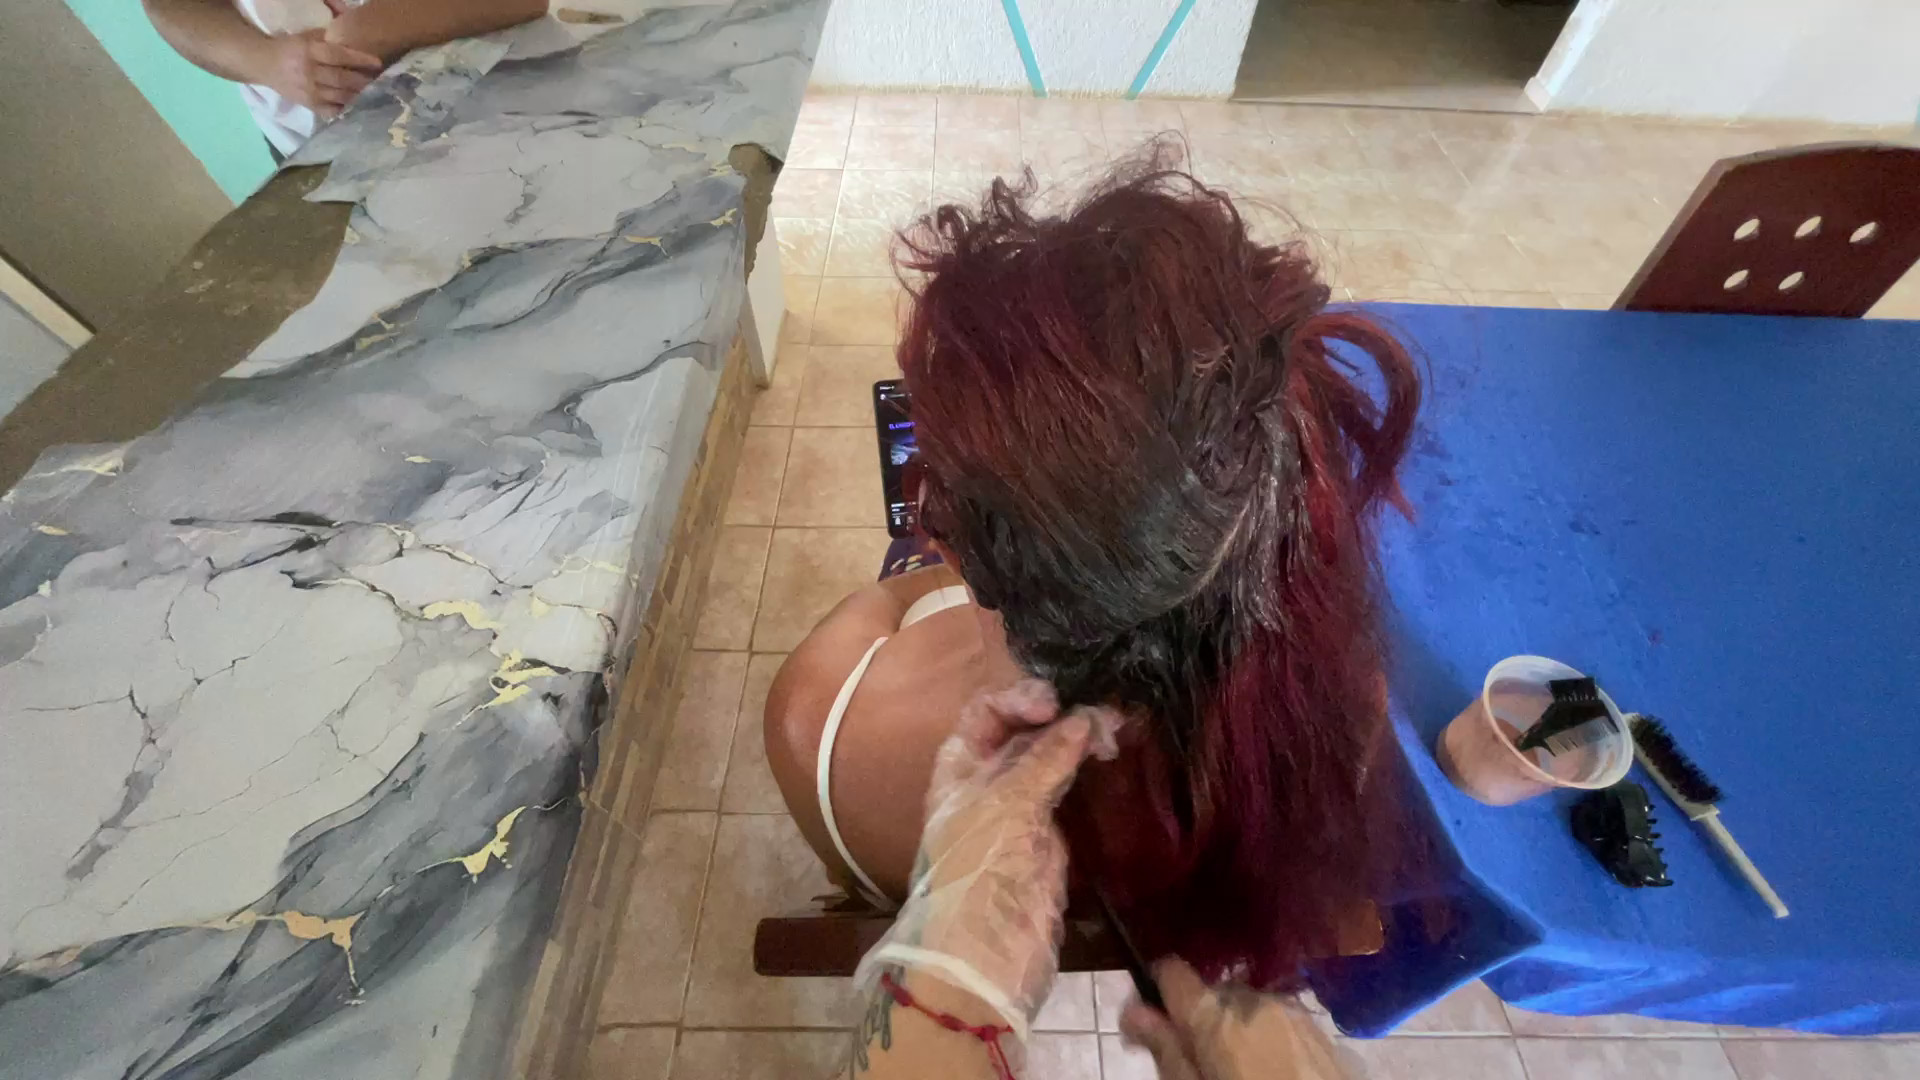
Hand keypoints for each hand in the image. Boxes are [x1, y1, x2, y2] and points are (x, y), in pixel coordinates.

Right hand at [260, 28, 381, 116]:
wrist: (261, 63)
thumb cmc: (289, 49)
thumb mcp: (304, 39)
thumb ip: (327, 40)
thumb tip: (355, 39)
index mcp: (306, 51)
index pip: (336, 55)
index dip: (358, 59)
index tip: (377, 62)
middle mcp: (308, 72)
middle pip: (343, 79)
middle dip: (364, 81)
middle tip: (382, 81)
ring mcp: (310, 91)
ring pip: (343, 96)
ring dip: (361, 96)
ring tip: (376, 94)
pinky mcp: (310, 105)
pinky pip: (335, 110)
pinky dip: (349, 109)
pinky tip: (361, 107)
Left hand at [853, 680, 1120, 1036]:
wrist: (985, 953)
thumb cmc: (979, 865)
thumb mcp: (1005, 803)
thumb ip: (1045, 758)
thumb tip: (1084, 718)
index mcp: (961, 762)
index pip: (988, 711)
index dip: (1019, 700)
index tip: (1054, 705)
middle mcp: (989, 776)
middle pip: (1024, 730)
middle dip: (1061, 717)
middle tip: (1102, 713)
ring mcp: (1021, 804)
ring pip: (1052, 757)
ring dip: (1080, 739)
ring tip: (1115, 727)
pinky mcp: (1051, 831)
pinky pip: (1069, 787)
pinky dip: (1089, 769)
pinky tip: (1113, 755)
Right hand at [1120, 960, 1359, 1079]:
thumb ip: (1165, 1051)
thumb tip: (1133, 1010)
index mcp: (1214, 1013)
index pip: (1169, 970)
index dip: (1154, 993)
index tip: (1148, 1028)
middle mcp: (1250, 998)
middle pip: (1207, 994)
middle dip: (1195, 1024)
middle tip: (1195, 1071)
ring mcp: (1290, 1012)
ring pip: (1242, 1010)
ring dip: (1231, 1034)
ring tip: (1238, 1079)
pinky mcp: (1320, 1034)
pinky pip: (1275, 1024)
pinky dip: (1264, 1043)